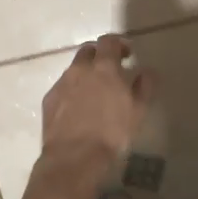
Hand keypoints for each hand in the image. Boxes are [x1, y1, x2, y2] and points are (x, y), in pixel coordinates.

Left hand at [41, 34, 152, 180]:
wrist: (74, 157)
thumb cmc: (112, 133)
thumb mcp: (138, 111)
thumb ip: (145, 86)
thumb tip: (148, 71)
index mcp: (104, 67)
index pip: (109, 41)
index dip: (119, 43)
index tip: (128, 53)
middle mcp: (80, 69)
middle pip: (88, 50)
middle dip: (100, 55)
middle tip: (111, 70)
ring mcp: (62, 83)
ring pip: (74, 69)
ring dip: (86, 73)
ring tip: (95, 91)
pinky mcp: (49, 100)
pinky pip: (63, 86)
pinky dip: (73, 89)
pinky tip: (79, 107)